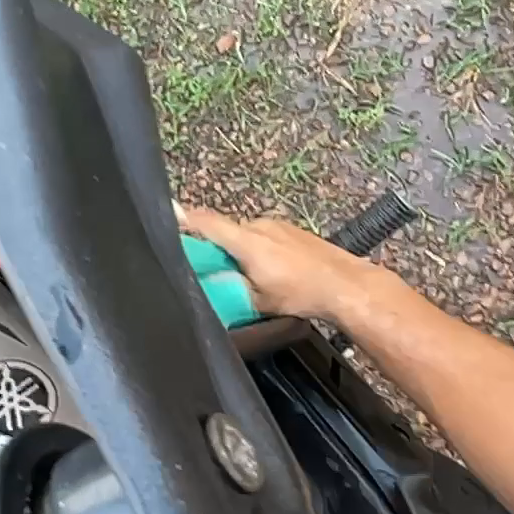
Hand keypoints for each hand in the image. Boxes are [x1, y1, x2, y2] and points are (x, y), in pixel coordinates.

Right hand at [177, 207, 401, 323]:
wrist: (346, 285)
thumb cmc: (303, 293)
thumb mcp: (256, 300)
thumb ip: (228, 288)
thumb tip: (209, 285)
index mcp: (247, 241)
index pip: (207, 223)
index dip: (185, 218)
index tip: (168, 214)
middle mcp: (260, 226)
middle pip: (225, 232)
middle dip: (217, 249)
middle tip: (216, 272)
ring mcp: (277, 225)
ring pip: (246, 235)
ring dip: (242, 251)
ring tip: (253, 277)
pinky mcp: (291, 230)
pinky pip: (264, 236)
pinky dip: (260, 250)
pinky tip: (274, 272)